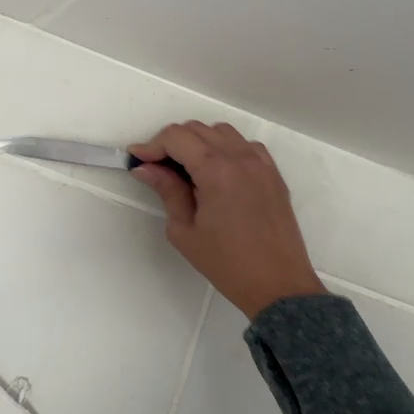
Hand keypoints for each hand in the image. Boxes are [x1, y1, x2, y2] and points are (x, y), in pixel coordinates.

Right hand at [130, 121, 325, 318]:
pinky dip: (224, 149)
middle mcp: (241, 159)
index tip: (137, 160)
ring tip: (185, 169)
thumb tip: (145, 168)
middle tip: (156, 168)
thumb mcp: (184, 229)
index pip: (176, 137)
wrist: (276, 283)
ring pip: (221, 132)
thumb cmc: (225, 262)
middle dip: (171, 143)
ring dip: (198, 142)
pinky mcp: (273, 174)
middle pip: (197, 129)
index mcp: (216, 171)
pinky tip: (215, 173)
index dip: (151, 146)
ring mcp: (261, 164)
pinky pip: (244, 145)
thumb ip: (167, 190)